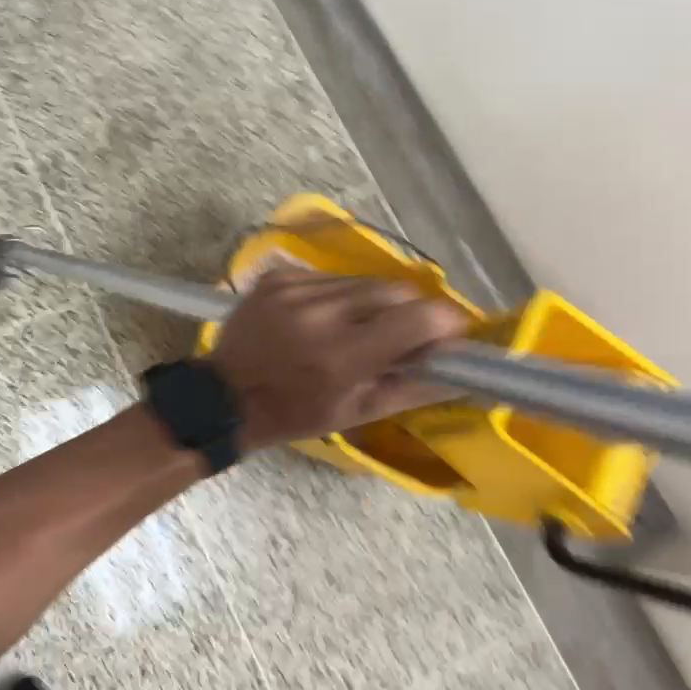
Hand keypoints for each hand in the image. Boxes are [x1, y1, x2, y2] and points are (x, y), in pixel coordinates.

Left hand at [203, 268, 468, 449]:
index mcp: (343, 354)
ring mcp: (292, 290)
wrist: (225, 394)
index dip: (444, 324)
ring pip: (361, 280)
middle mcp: (319, 313)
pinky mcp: (275, 277)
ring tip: (356, 328)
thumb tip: (465, 365)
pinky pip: (327, 277)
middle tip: (402, 336)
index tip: (447, 337)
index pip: (420, 316)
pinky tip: (322, 318)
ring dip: (372, 302)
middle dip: (409, 311)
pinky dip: (337, 295)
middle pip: (394, 290)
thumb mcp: (359, 411)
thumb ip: (415, 386)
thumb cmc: (295, 412)